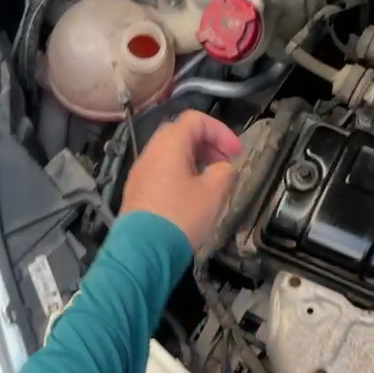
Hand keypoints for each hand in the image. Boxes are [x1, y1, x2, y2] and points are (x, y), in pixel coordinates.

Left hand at [119, 110, 242, 251]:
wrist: (143, 252)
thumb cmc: (181, 217)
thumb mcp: (214, 193)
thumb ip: (225, 172)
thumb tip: (224, 169)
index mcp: (169, 144)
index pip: (196, 120)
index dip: (221, 131)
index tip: (237, 152)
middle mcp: (150, 152)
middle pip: (182, 135)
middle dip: (208, 146)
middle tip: (225, 165)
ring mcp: (140, 173)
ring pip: (171, 155)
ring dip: (195, 162)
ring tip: (210, 183)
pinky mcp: (136, 193)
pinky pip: (161, 173)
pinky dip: (180, 176)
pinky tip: (190, 198)